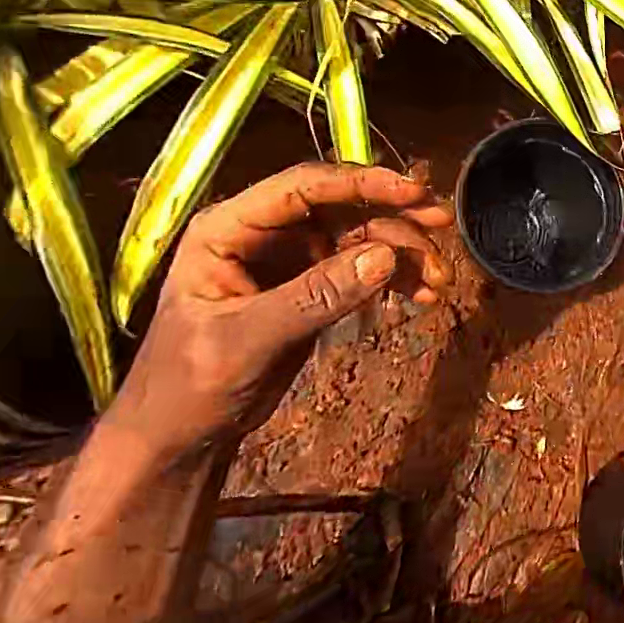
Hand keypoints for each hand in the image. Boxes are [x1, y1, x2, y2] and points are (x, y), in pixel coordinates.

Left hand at [105, 162, 450, 452]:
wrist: (181, 440)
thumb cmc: (187, 387)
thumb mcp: (246, 341)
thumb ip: (315, 296)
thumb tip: (384, 256)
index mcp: (233, 227)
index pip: (305, 186)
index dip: (362, 183)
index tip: (414, 190)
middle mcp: (269, 231)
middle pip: (345, 206)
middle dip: (396, 216)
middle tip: (442, 223)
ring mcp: (296, 256)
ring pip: (365, 235)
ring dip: (405, 252)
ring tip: (439, 277)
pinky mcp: (318, 283)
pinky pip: (367, 267)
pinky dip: (398, 278)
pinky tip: (423, 295)